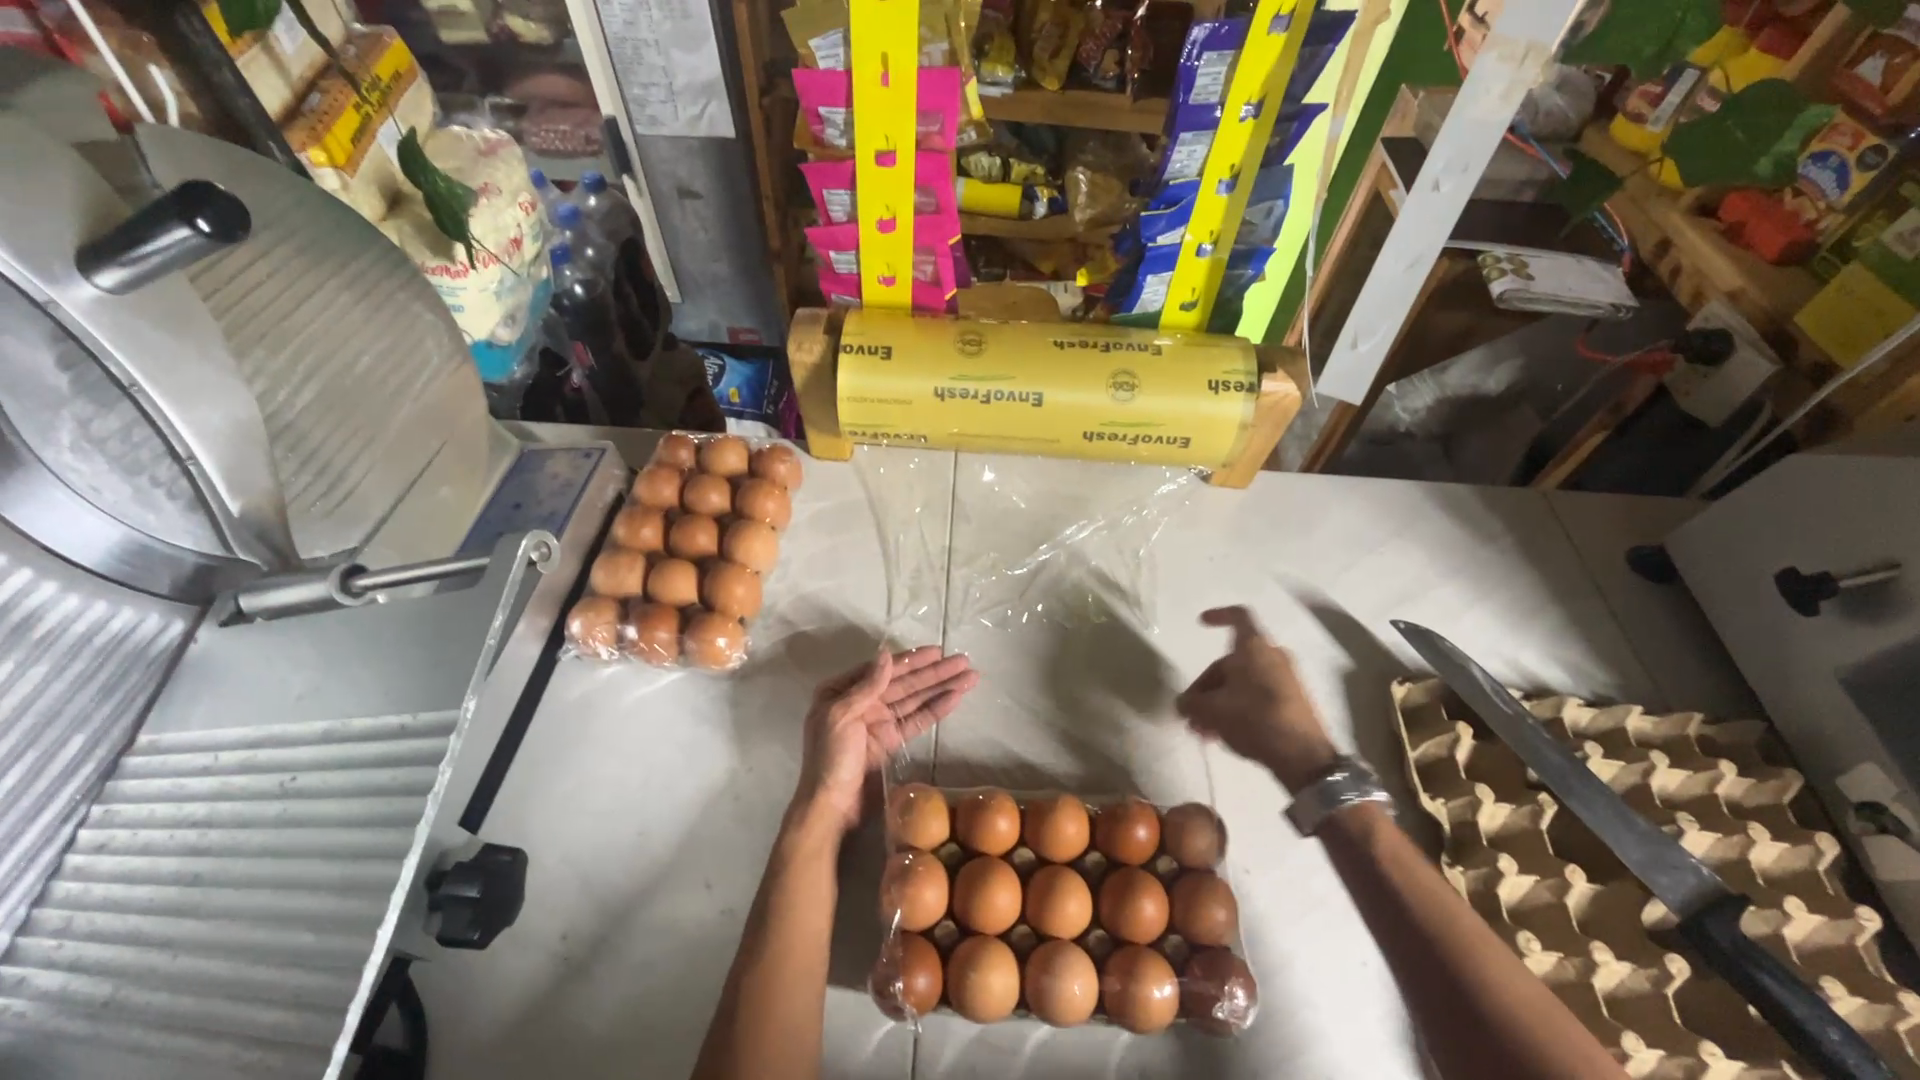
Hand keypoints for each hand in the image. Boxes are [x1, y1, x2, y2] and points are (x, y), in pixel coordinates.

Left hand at [795, 645, 979, 830]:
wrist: (831, 804)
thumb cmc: (829, 757)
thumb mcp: (842, 716)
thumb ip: (867, 685)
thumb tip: (886, 654)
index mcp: (843, 691)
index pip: (883, 669)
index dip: (912, 660)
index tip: (938, 651)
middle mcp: (863, 702)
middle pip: (904, 683)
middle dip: (934, 672)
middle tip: (963, 661)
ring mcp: (879, 723)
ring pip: (915, 700)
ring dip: (941, 688)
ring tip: (970, 677)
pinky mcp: (892, 742)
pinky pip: (917, 721)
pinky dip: (936, 709)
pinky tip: (956, 698)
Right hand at [1175, 606, 1337, 793]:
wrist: (1303, 755)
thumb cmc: (1253, 718)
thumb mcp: (1212, 710)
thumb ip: (1191, 703)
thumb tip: (1182, 703)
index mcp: (1254, 648)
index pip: (1238, 617)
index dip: (1218, 615)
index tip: (1200, 623)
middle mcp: (1272, 656)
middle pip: (1231, 662)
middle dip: (1206, 687)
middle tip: (1191, 712)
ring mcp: (1285, 679)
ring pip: (1242, 683)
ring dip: (1218, 703)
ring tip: (1203, 730)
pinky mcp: (1293, 701)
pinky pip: (1257, 696)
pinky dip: (1238, 708)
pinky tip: (1223, 734)